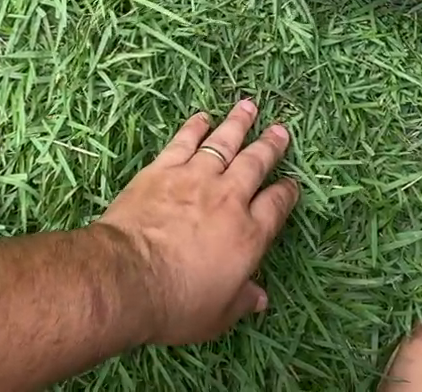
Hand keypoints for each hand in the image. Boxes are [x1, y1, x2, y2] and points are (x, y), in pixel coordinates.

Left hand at [92, 100, 299, 344]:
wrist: (129, 276)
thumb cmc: (177, 303)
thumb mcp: (218, 315)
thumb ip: (241, 301)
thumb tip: (259, 298)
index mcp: (249, 235)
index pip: (276, 206)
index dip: (286, 193)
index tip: (291, 183)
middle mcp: (228, 198)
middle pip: (255, 164)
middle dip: (270, 146)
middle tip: (280, 130)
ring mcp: (195, 178)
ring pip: (223, 142)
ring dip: (237, 123)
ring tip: (248, 106)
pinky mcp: (164, 168)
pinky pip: (184, 140)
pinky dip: (195, 126)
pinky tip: (202, 117)